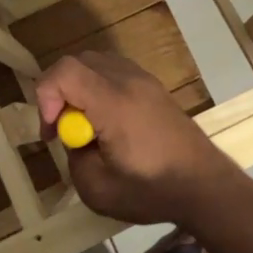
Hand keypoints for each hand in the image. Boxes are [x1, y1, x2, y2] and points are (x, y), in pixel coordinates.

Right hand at [34, 52, 243, 226]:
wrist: (206, 185)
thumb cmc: (153, 190)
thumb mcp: (98, 190)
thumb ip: (74, 159)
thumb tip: (75, 139)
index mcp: (113, 102)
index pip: (65, 71)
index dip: (46, 95)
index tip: (53, 130)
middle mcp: (128, 80)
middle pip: (76, 62)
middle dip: (59, 92)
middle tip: (63, 129)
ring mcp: (143, 79)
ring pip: (95, 63)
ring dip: (79, 88)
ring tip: (85, 126)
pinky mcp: (153, 85)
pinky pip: (113, 71)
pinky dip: (98, 88)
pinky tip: (108, 121)